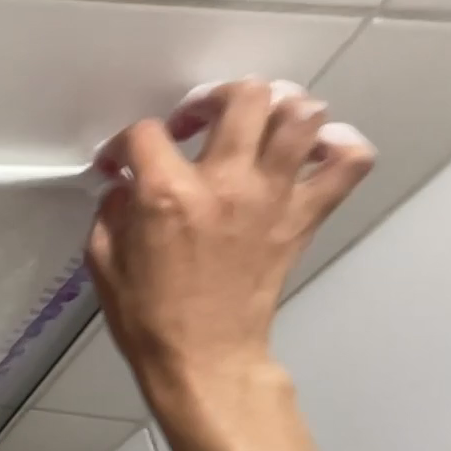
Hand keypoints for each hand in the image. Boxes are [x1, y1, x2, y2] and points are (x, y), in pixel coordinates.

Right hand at [87, 79, 375, 411]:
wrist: (201, 352)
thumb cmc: (145, 312)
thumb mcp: (100, 259)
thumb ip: (110, 211)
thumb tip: (124, 186)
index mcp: (165, 196)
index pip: (145, 135)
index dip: (123, 143)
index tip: (117, 164)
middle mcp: (225, 184)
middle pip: (244, 98)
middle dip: (212, 99)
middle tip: (194, 122)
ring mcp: (273, 197)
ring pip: (303, 114)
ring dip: (275, 109)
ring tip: (250, 128)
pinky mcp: (304, 216)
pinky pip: (349, 161)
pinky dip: (337, 144)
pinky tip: (308, 153)